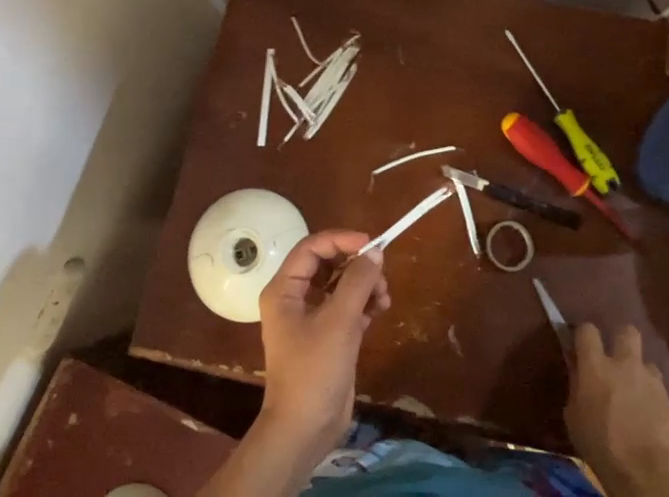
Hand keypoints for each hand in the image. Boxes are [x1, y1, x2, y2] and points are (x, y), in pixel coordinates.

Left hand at [256, 230, 391, 452]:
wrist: (305, 428)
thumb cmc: (314, 369)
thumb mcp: (338, 321)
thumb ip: (357, 282)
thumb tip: (375, 252)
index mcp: (284, 290)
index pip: (311, 248)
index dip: (340, 240)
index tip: (370, 244)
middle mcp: (294, 299)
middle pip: (328, 265)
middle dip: (356, 265)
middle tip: (381, 275)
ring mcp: (312, 318)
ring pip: (341, 285)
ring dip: (364, 284)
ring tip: (384, 297)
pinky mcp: (328, 336)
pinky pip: (347, 306)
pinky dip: (365, 303)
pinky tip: (381, 309)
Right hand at [565, 324, 668, 496]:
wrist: (644, 468)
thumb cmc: (600, 444)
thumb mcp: (574, 417)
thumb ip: (576, 387)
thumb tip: (578, 372)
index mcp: (595, 366)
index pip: (587, 330)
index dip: (584, 334)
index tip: (580, 345)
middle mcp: (624, 364)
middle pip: (626, 331)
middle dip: (620, 338)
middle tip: (614, 357)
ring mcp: (649, 379)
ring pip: (645, 361)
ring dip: (638, 371)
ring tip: (634, 390)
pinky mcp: (668, 397)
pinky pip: (657, 385)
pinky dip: (650, 393)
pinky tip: (646, 411)